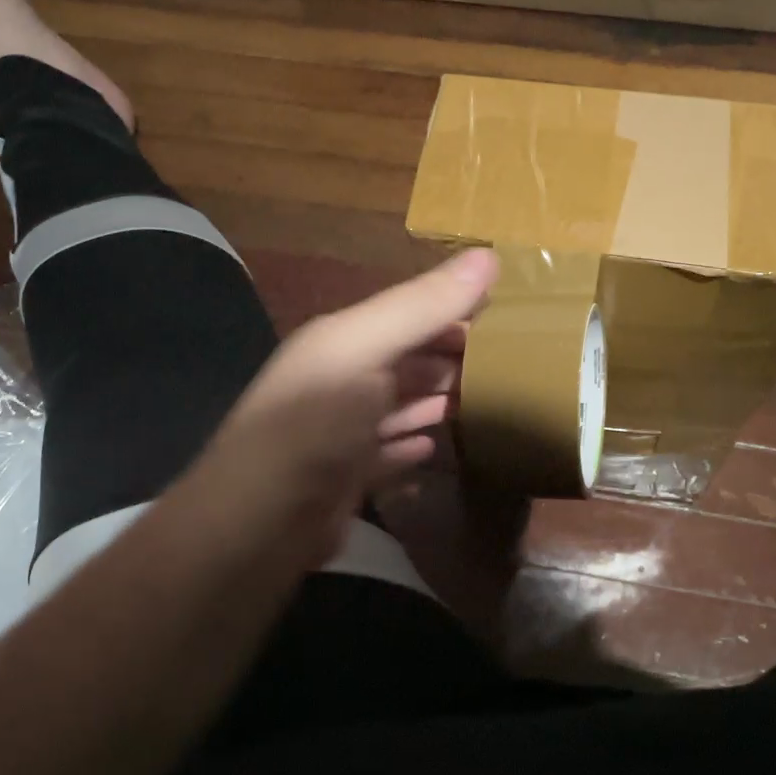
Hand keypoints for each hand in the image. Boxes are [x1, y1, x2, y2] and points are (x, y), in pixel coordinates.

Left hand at [198, 249, 498, 560]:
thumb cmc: (313, 424)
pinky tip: (435, 445)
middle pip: (408, 358)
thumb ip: (421, 308)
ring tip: (489, 398)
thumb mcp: (364, 351)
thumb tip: (490, 255)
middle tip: (513, 360)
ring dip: (438, 399)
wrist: (262, 519)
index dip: (456, 308)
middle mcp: (341, 379)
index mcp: (342, 340)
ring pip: (401, 404)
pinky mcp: (349, 476)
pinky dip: (413, 444)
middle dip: (454, 355)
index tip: (512, 311)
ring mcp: (343, 431)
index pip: (410, 312)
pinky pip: (390, 452)